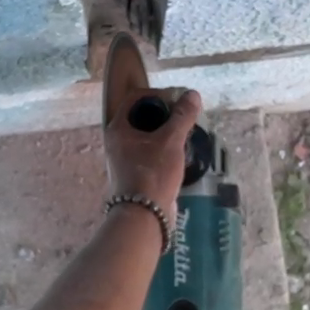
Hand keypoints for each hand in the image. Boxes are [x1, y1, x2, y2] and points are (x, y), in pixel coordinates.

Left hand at [103, 88, 201, 225]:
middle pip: (141, 116)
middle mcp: (116, 141)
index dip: (158, 96)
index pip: (136, 98)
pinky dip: (162, 147)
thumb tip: (192, 94)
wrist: (144, 215)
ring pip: (146, 135)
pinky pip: (149, 151)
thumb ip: (182, 117)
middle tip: (183, 119)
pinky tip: (178, 153)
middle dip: (164, 115)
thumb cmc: (153, 174)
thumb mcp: (171, 141)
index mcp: (118, 129)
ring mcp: (123, 157)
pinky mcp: (133, 172)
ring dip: (165, 132)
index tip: (178, 103)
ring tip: (184, 135)